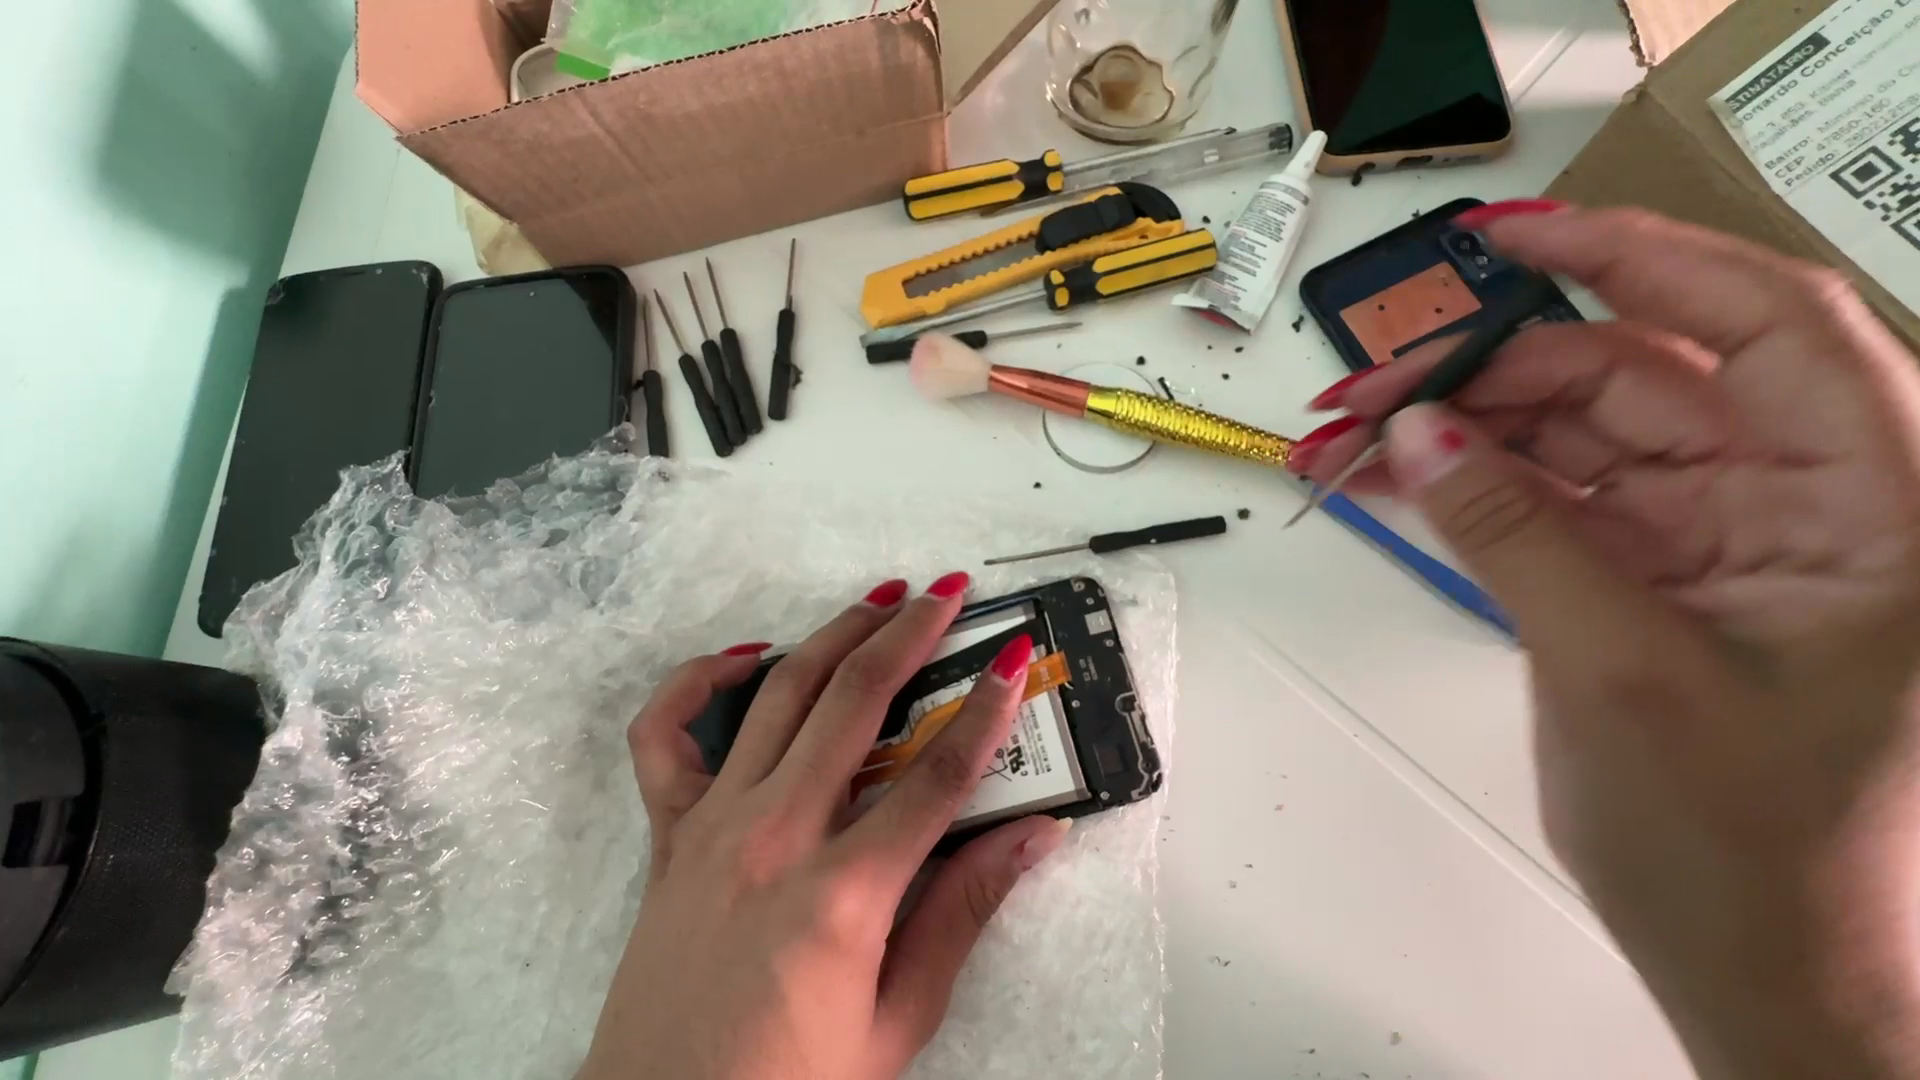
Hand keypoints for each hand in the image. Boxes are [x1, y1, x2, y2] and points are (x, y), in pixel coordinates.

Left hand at [578, 573, 1070, 1079]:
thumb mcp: (895, 1021)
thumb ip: (962, 914)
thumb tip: (1033, 836)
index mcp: (842, 894)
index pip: (937, 776)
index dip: (987, 712)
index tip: (1015, 663)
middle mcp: (775, 836)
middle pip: (856, 701)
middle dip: (911, 635)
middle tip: (948, 593)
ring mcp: (713, 824)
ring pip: (780, 694)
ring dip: (834, 634)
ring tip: (879, 598)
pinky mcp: (669, 831)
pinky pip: (666, 733)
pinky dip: (700, 682)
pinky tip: (747, 658)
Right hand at [1291, 202, 1919, 1078]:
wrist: (1761, 963)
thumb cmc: (1750, 844)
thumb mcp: (1620, 669)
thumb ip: (1512, 533)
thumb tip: (1416, 434)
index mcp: (1874, 501)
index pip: (1760, 322)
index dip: (1634, 255)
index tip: (1510, 236)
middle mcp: (1795, 496)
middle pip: (1624, 378)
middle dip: (1485, 374)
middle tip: (1366, 393)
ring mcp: (1703, 535)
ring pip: (1564, 436)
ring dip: (1452, 432)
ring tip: (1346, 441)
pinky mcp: (1634, 573)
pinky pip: (1537, 498)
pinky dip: (1458, 486)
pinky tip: (1386, 480)